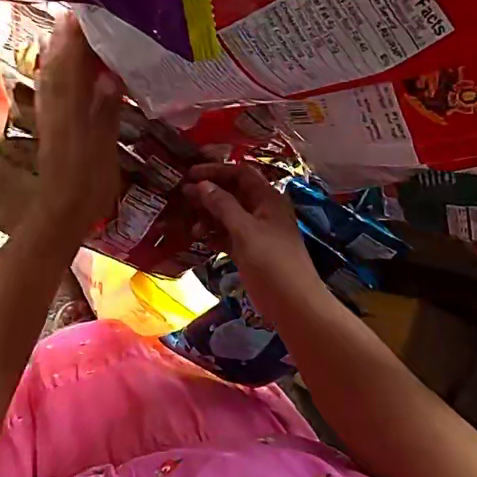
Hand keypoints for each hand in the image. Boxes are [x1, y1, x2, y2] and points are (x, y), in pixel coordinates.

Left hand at [29, 15, 124, 238]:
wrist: (61, 210)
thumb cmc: (87, 182)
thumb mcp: (104, 144)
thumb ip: (107, 106)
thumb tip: (112, 72)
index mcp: (68, 99)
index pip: (71, 48)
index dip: (83, 23)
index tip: (101, 2)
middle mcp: (54, 97)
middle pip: (59, 50)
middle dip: (76, 29)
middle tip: (100, 10)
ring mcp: (50, 107)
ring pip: (55, 64)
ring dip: (69, 44)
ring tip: (91, 29)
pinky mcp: (52, 118)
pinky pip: (56, 81)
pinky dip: (67, 65)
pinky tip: (81, 65)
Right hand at [184, 162, 326, 325]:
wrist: (294, 305)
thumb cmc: (272, 263)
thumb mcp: (245, 231)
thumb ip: (223, 205)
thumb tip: (201, 185)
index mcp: (268, 199)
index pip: (241, 174)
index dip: (216, 171)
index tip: (189, 174)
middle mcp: (263, 211)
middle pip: (233, 193)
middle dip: (209, 193)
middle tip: (182, 197)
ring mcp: (257, 233)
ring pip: (229, 216)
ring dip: (209, 216)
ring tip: (191, 225)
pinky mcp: (250, 252)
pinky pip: (229, 236)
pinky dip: (214, 235)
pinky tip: (199, 239)